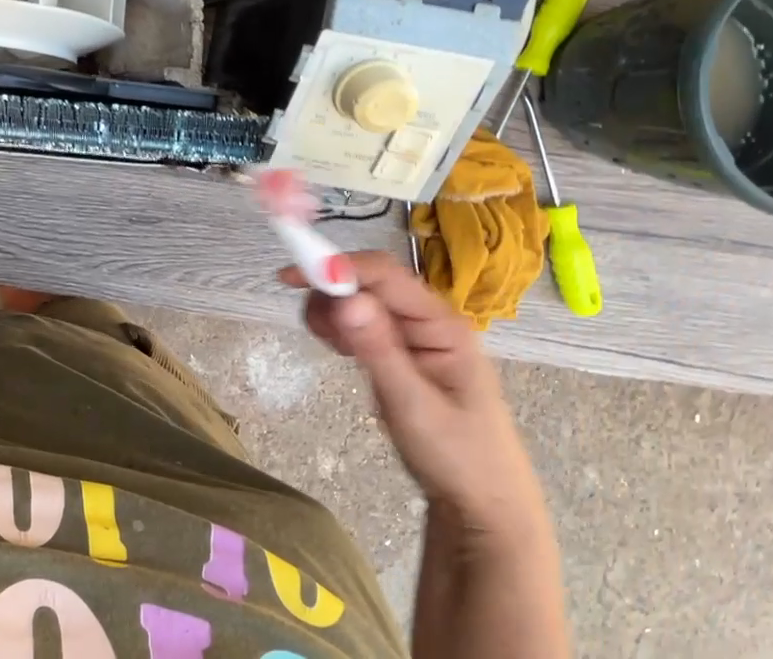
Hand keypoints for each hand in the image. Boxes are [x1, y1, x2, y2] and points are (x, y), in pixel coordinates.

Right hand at [281, 252, 545, 533]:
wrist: (482, 505)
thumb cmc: (457, 457)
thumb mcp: (412, 405)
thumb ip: (378, 349)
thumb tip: (345, 297)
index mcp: (442, 325)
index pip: (384, 274)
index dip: (337, 267)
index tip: (290, 278)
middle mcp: (428, 321)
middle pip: (368, 281)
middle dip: (330, 292)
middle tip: (315, 332)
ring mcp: (415, 336)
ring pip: (359, 300)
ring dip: (331, 311)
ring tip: (332, 349)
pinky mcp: (400, 352)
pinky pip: (361, 322)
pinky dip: (340, 327)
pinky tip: (342, 352)